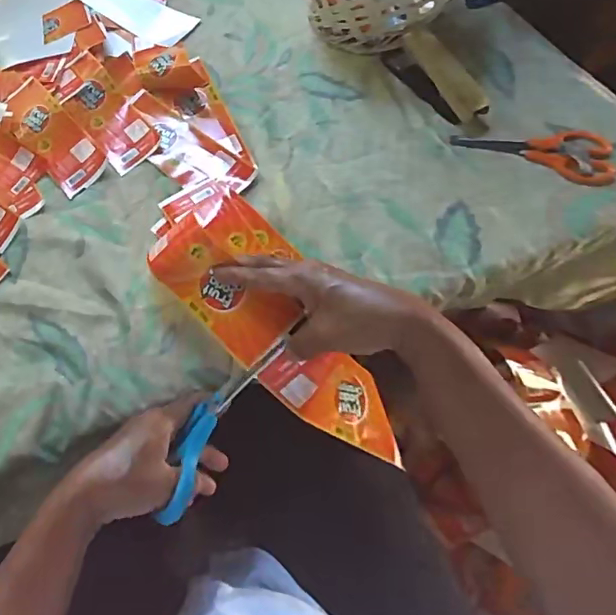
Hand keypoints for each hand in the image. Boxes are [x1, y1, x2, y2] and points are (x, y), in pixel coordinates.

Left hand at [58, 396, 227, 526]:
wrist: (86, 494)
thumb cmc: (131, 482)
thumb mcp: (168, 484)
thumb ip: (191, 480)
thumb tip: (206, 481)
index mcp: (161, 421)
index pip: (190, 403)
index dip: (208, 406)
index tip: (223, 408)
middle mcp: (149, 423)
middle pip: (183, 429)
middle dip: (203, 448)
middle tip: (222, 466)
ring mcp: (136, 438)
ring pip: (170, 446)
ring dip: (187, 464)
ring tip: (203, 488)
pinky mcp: (127, 454)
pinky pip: (156, 456)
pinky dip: (170, 469)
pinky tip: (177, 494)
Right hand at [211, 256, 441, 359]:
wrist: (403, 319)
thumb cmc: (360, 323)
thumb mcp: (324, 338)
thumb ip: (298, 345)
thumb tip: (284, 351)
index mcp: (301, 278)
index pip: (260, 275)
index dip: (235, 275)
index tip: (212, 273)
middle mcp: (308, 271)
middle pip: (269, 263)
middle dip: (244, 264)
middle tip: (221, 266)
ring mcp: (321, 276)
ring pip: (283, 268)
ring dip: (262, 270)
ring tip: (244, 274)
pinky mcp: (332, 285)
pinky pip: (294, 277)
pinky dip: (279, 279)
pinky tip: (279, 292)